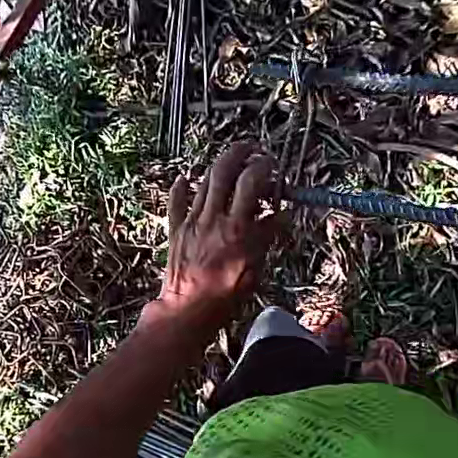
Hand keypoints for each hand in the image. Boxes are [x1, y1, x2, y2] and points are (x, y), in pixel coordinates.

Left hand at [151, 144, 275, 332]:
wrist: (188, 309)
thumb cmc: (225, 295)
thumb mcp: (255, 267)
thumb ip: (266, 238)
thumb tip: (281, 216)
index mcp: (236, 227)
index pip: (251, 182)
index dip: (263, 168)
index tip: (272, 167)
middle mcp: (212, 218)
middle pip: (224, 171)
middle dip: (239, 153)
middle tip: (251, 148)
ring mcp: (192, 222)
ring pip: (203, 182)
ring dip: (217, 168)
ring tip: (229, 164)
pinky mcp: (176, 230)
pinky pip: (176, 201)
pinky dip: (180, 186)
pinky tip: (184, 178)